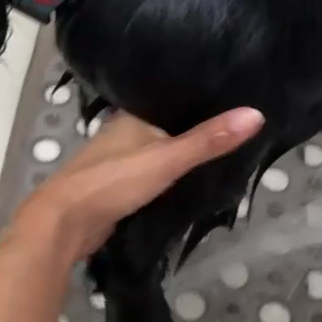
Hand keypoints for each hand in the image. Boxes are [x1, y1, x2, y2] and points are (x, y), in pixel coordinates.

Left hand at [9, 108, 264, 262]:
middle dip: (196, 129)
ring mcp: (118, 160)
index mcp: (133, 115)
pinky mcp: (117, 187)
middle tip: (238, 129)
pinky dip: (169, 178)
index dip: (203, 98)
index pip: (174, 98)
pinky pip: (151, 176)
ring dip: (181, 156)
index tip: (238, 97)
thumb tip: (257, 114)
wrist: (64, 224)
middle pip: (168, 126)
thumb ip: (209, 141)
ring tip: (224, 152)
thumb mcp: (167, 159)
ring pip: (159, 152)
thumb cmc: (112, 182)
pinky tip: (191, 181)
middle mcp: (124, 132)